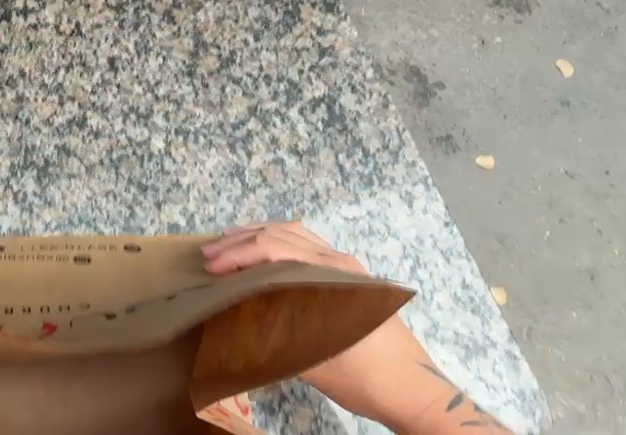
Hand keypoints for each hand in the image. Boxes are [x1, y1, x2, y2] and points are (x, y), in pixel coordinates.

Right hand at [204, 223, 510, 433]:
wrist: (415, 394)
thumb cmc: (364, 377)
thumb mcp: (311, 359)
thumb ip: (271, 331)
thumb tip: (230, 315)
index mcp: (331, 274)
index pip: (272, 249)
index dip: (236, 255)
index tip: (210, 268)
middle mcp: (338, 260)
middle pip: (279, 234)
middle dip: (239, 241)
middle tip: (209, 254)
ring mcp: (346, 264)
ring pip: (292, 232)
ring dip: (256, 234)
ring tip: (228, 243)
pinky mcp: (349, 273)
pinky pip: (305, 242)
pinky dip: (276, 239)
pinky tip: (262, 249)